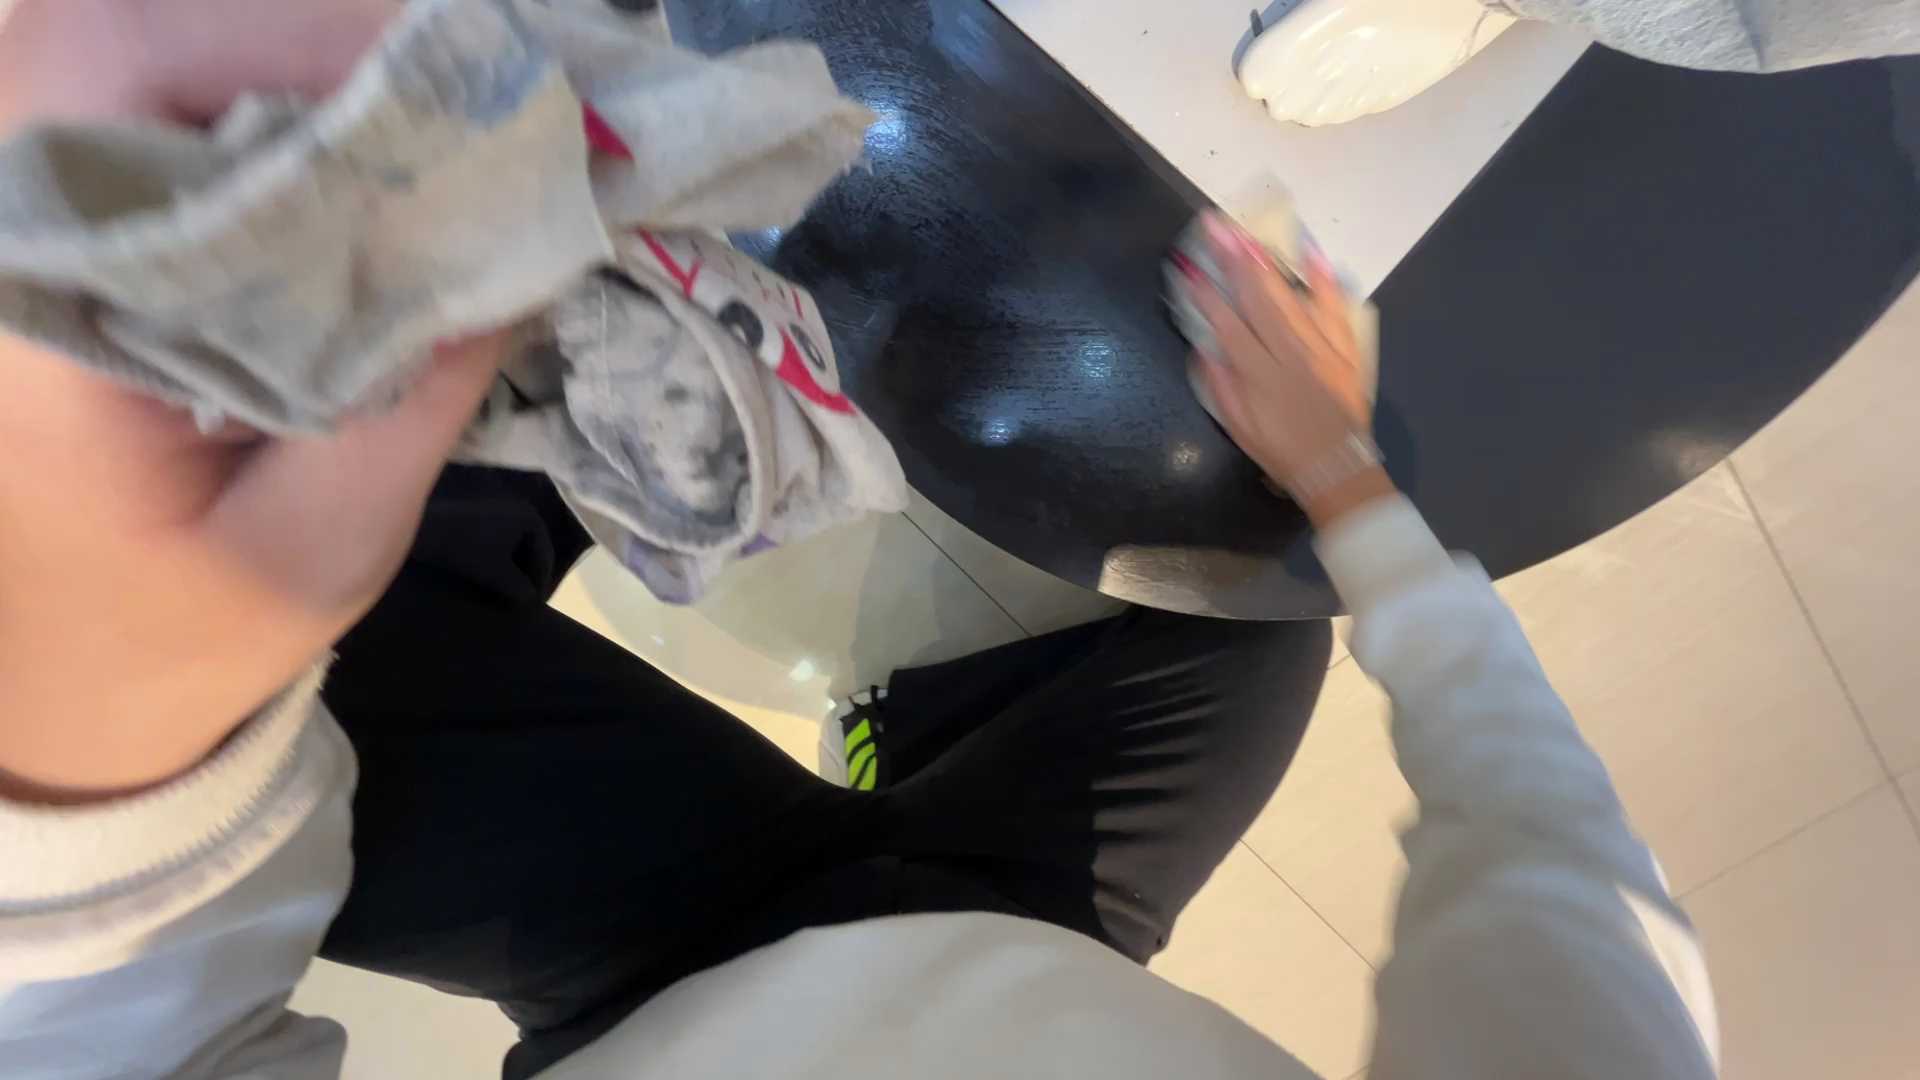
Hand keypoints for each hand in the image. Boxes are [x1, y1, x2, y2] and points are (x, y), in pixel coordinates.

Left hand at [0, 0, 505, 801]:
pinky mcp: (76, 244)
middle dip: (344, 48)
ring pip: (166, 66)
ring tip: (472, 127)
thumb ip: (411, 399)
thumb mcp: (332, 536)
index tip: (484, 90)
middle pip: (140, 38)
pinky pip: (186, 131)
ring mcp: (28, 229)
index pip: (120, 85)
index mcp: (27, 311)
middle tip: (506, 102)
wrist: (70, 680)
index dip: (308, 48)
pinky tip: (399, 167)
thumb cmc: (198, 628)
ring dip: (335, 80)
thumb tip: (507, 266)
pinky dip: (307, 125)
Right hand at [1182, 211, 1397, 528]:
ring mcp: (1320, 347)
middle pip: (1257, 298)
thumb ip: (1221, 387)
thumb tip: (1205, 348)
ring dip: (1266, 260)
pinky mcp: (1344, 348)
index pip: (1226, 324)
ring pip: (1291, 295)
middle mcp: (1288, 353)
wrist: (1337, 468)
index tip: (1186, 265)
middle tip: (1215, 226)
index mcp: (1258, 375)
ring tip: (1247, 230)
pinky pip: (1334, 307)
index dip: (1205, 293)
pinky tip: (1310, 251)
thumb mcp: (1240, 428)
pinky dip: (1323, 278)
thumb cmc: (1281, 452)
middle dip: (1232, 259)